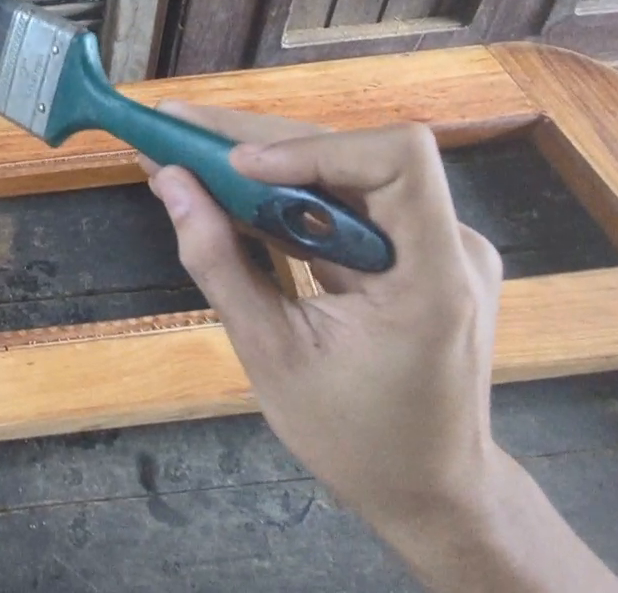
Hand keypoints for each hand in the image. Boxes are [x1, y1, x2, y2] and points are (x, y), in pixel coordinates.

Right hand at [139, 105, 504, 531]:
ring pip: (342, 170)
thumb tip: (168, 182)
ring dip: (261, 159)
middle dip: (257, 140)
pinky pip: (341, 200)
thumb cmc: (354, 438)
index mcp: (431, 277)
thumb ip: (218, 263)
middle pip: (353, 153)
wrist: (430, 489)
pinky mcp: (413, 251)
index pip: (396, 160)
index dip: (309, 148)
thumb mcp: (269, 355)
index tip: (233, 165)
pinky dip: (278, 192)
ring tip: (184, 153)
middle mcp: (448, 244)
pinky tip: (224, 190)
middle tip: (173, 129)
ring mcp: (436, 244)